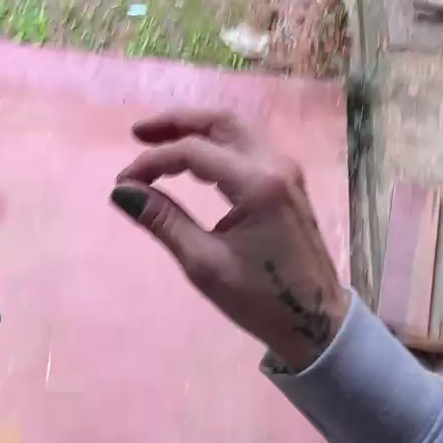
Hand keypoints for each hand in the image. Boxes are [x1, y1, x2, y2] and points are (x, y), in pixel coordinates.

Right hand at [110, 108, 346, 370]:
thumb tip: (122, 191)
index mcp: (257, 184)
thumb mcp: (205, 265)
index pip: (194, 152)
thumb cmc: (261, 299)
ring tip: (157, 140)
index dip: (153, 161)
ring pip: (234, 128)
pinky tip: (191, 159)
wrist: (319, 321)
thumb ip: (164, 221)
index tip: (123, 181)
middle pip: (219, 121)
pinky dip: (214, 143)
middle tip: (138, 133)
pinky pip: (245, 145)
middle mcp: (274, 164)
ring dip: (195, 129)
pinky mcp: (286, 178)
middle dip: (176, 122)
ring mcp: (285, 168)